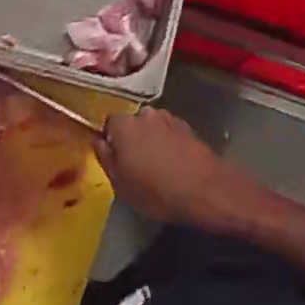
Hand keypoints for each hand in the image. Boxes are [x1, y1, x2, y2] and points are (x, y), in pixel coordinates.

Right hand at [96, 109, 261, 230]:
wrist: (205, 189)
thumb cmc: (156, 190)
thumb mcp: (120, 183)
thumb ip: (105, 157)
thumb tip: (98, 140)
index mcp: (124, 124)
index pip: (109, 123)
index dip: (110, 141)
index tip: (115, 161)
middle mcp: (146, 114)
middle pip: (132, 124)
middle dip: (132, 140)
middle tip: (135, 166)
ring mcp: (170, 118)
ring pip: (152, 128)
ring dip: (151, 141)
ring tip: (157, 168)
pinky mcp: (188, 128)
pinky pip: (169, 133)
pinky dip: (168, 144)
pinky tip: (174, 165)